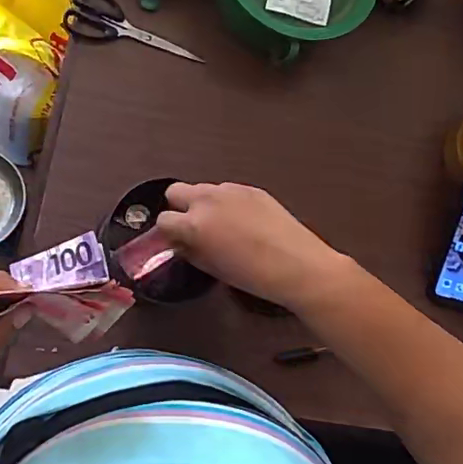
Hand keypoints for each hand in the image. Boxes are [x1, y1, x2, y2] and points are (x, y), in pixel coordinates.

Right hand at [154, 182, 352, 308]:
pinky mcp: (251, 189)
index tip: (175, 240)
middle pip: (175, 191)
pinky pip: (227, 191)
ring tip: (221, 226)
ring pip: (203, 189)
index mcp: (194, 223)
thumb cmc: (256, 275)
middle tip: (191, 227)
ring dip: (204, 203)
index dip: (168, 232)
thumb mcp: (212, 269)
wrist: (299, 265)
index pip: (163, 219)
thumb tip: (180, 244)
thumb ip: (189, 251)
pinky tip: (242, 222)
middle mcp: (208, 200)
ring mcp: (231, 191)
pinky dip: (227, 202)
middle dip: (178, 207)